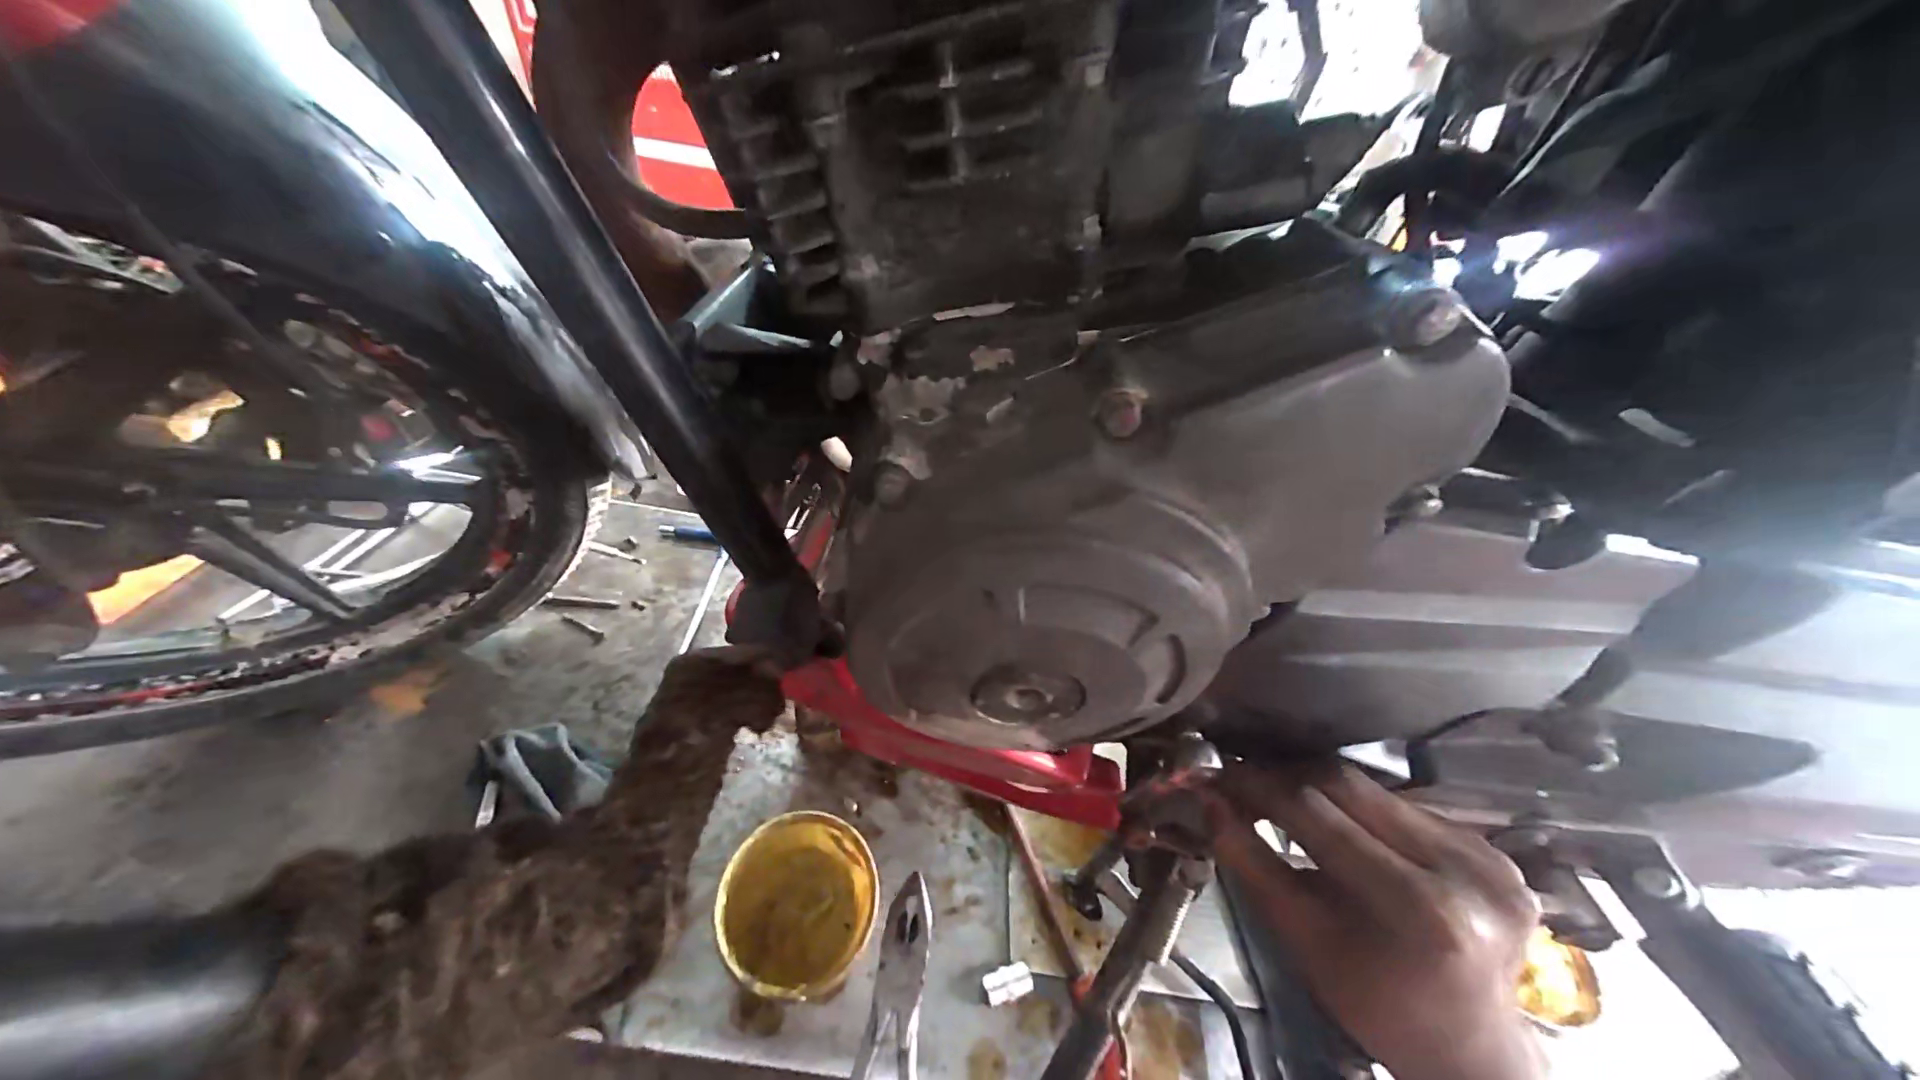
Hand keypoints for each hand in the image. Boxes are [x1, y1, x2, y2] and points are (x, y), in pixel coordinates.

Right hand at [1207, 763, 1543, 1079]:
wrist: (1470, 1049)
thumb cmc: (1374, 1005)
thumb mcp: (1301, 939)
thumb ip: (1250, 862)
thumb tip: (1210, 799)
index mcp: (1415, 906)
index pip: (1313, 809)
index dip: (1256, 784)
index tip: (1217, 775)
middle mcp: (1462, 867)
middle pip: (1345, 784)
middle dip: (1282, 777)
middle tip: (1242, 782)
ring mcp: (1486, 855)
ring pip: (1373, 789)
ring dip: (1317, 788)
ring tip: (1279, 799)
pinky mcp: (1493, 849)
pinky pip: (1402, 806)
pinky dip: (1357, 808)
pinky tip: (1337, 824)